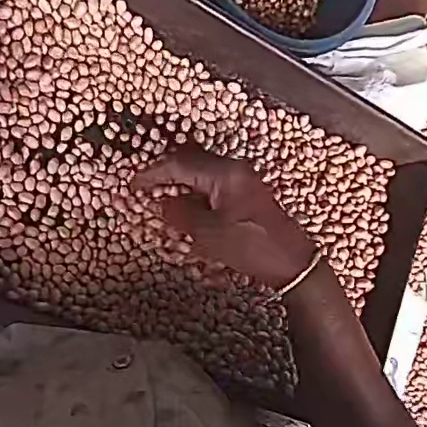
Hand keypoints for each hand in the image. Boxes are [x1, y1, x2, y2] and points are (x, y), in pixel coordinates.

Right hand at [131, 149, 314, 288]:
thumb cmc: (253, 247)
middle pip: (190, 162)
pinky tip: (186, 210)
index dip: (152, 173)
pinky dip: (195, 194)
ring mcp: (243, 182)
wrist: (292, 263)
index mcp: (225, 173)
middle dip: (164, 175)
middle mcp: (234, 171)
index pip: (179, 163)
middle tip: (144, 189)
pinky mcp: (246, 196)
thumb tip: (161, 203)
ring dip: (180, 184)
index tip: (134, 183)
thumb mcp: (209, 233)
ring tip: (160, 201)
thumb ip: (181, 214)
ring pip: (201, 174)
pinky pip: (213, 186)